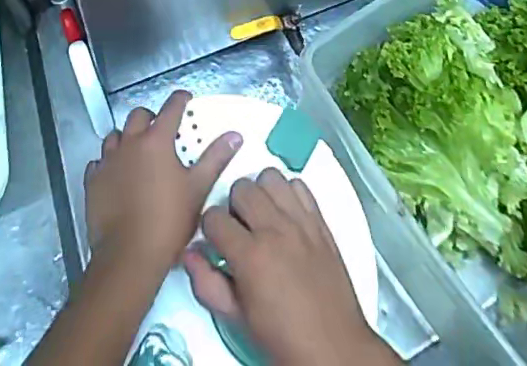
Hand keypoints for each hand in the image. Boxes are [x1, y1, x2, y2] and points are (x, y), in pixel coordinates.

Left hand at [84, 89, 240, 274]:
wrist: (129, 255)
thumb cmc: (169, 221)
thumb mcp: (198, 188)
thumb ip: (216, 159)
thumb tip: (234, 135)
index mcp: (156, 140)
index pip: (171, 108)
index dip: (180, 100)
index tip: (185, 99)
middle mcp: (129, 142)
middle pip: (139, 116)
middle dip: (152, 118)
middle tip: (162, 132)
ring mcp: (108, 160)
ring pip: (116, 136)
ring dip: (127, 138)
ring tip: (138, 153)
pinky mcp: (93, 180)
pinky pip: (100, 161)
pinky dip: (110, 163)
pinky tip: (117, 175)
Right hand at [186, 168, 397, 365]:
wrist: (336, 350)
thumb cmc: (285, 339)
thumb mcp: (238, 320)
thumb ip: (208, 284)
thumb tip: (190, 255)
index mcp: (251, 256)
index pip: (213, 216)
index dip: (210, 229)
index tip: (217, 242)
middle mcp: (275, 231)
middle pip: (240, 188)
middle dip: (233, 206)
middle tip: (239, 230)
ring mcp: (301, 224)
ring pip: (270, 178)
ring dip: (261, 194)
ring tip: (262, 217)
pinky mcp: (321, 224)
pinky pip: (300, 187)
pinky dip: (289, 194)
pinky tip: (286, 216)